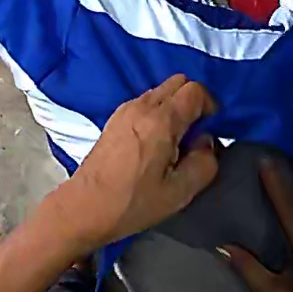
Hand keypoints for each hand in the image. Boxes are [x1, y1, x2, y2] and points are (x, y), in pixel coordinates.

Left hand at [36, 75, 218, 254]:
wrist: (82, 209)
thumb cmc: (131, 203)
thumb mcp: (179, 193)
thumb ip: (204, 163)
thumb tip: (206, 142)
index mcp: (161, 121)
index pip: (195, 90)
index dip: (210, 105)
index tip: (210, 128)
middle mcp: (143, 106)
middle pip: (179, 82)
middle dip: (193, 100)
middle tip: (195, 130)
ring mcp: (126, 109)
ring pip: (162, 90)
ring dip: (175, 105)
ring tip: (175, 137)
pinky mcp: (115, 118)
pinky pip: (147, 100)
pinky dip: (159, 110)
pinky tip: (155, 139)